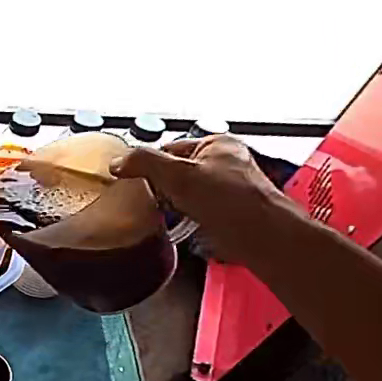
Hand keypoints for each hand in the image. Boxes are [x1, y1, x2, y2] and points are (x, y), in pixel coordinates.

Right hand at [112, 135, 306, 264]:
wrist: (262, 237)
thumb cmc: (232, 202)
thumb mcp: (178, 175)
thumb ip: (144, 163)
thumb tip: (118, 162)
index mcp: (216, 144)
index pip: (168, 148)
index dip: (150, 165)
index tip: (135, 179)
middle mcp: (225, 162)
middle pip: (176, 172)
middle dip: (163, 188)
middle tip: (157, 200)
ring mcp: (228, 188)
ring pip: (186, 194)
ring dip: (175, 206)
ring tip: (172, 215)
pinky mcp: (229, 212)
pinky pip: (197, 212)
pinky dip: (188, 219)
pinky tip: (186, 226)